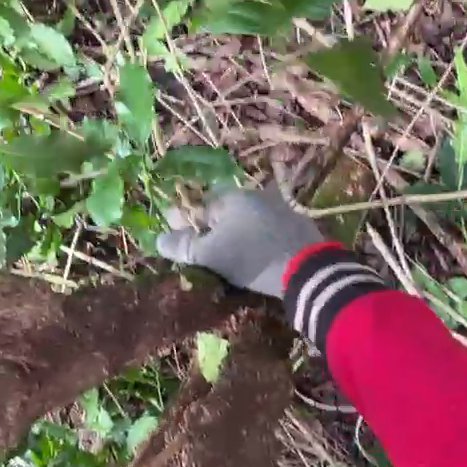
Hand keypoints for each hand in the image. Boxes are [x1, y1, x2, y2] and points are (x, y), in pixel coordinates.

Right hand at [155, 186, 324, 297]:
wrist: (308, 270)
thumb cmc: (251, 258)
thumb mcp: (210, 255)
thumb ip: (183, 246)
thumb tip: (158, 238)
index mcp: (233, 198)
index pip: (202, 206)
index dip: (191, 225)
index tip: (186, 244)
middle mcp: (257, 196)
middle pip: (227, 213)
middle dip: (216, 230)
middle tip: (209, 254)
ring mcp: (281, 209)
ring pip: (250, 222)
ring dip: (240, 236)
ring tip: (235, 260)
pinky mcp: (300, 226)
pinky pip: (270, 232)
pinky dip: (261, 243)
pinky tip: (260, 260)